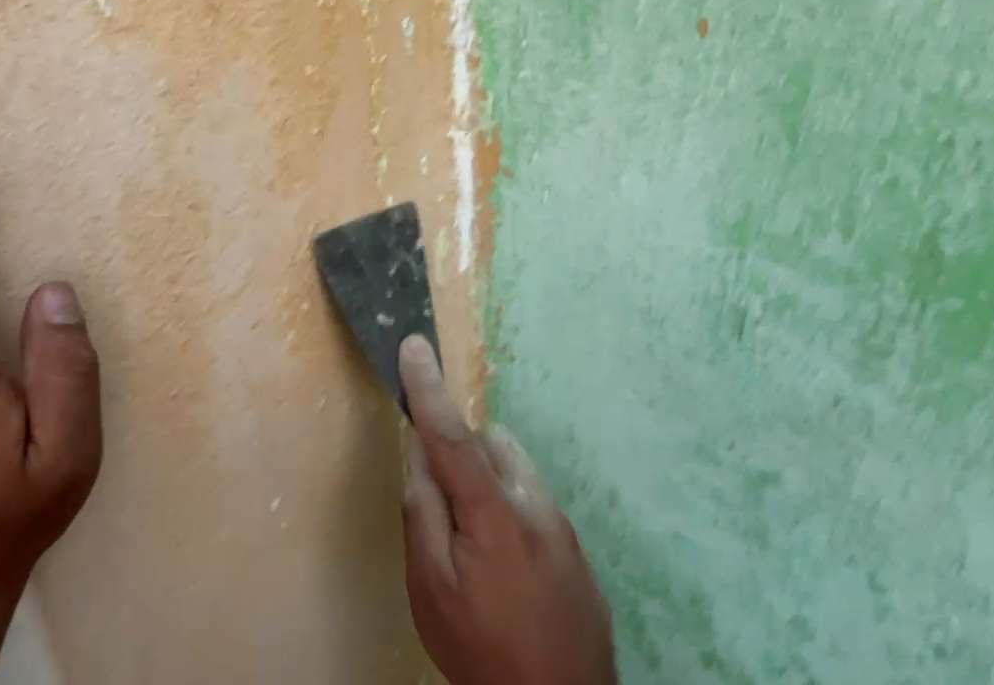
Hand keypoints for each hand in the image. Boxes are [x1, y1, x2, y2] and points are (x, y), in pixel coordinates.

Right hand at [399, 335, 616, 684]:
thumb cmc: (479, 648)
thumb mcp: (430, 584)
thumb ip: (423, 511)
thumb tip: (419, 454)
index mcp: (495, 512)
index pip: (452, 434)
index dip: (429, 387)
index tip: (415, 344)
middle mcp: (537, 507)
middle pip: (491, 444)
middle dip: (458, 448)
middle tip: (436, 495)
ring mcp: (564, 531)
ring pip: (516, 471)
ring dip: (485, 479)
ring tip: (469, 538)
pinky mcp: (578, 554)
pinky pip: (533, 504)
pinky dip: (507, 507)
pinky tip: (500, 566)